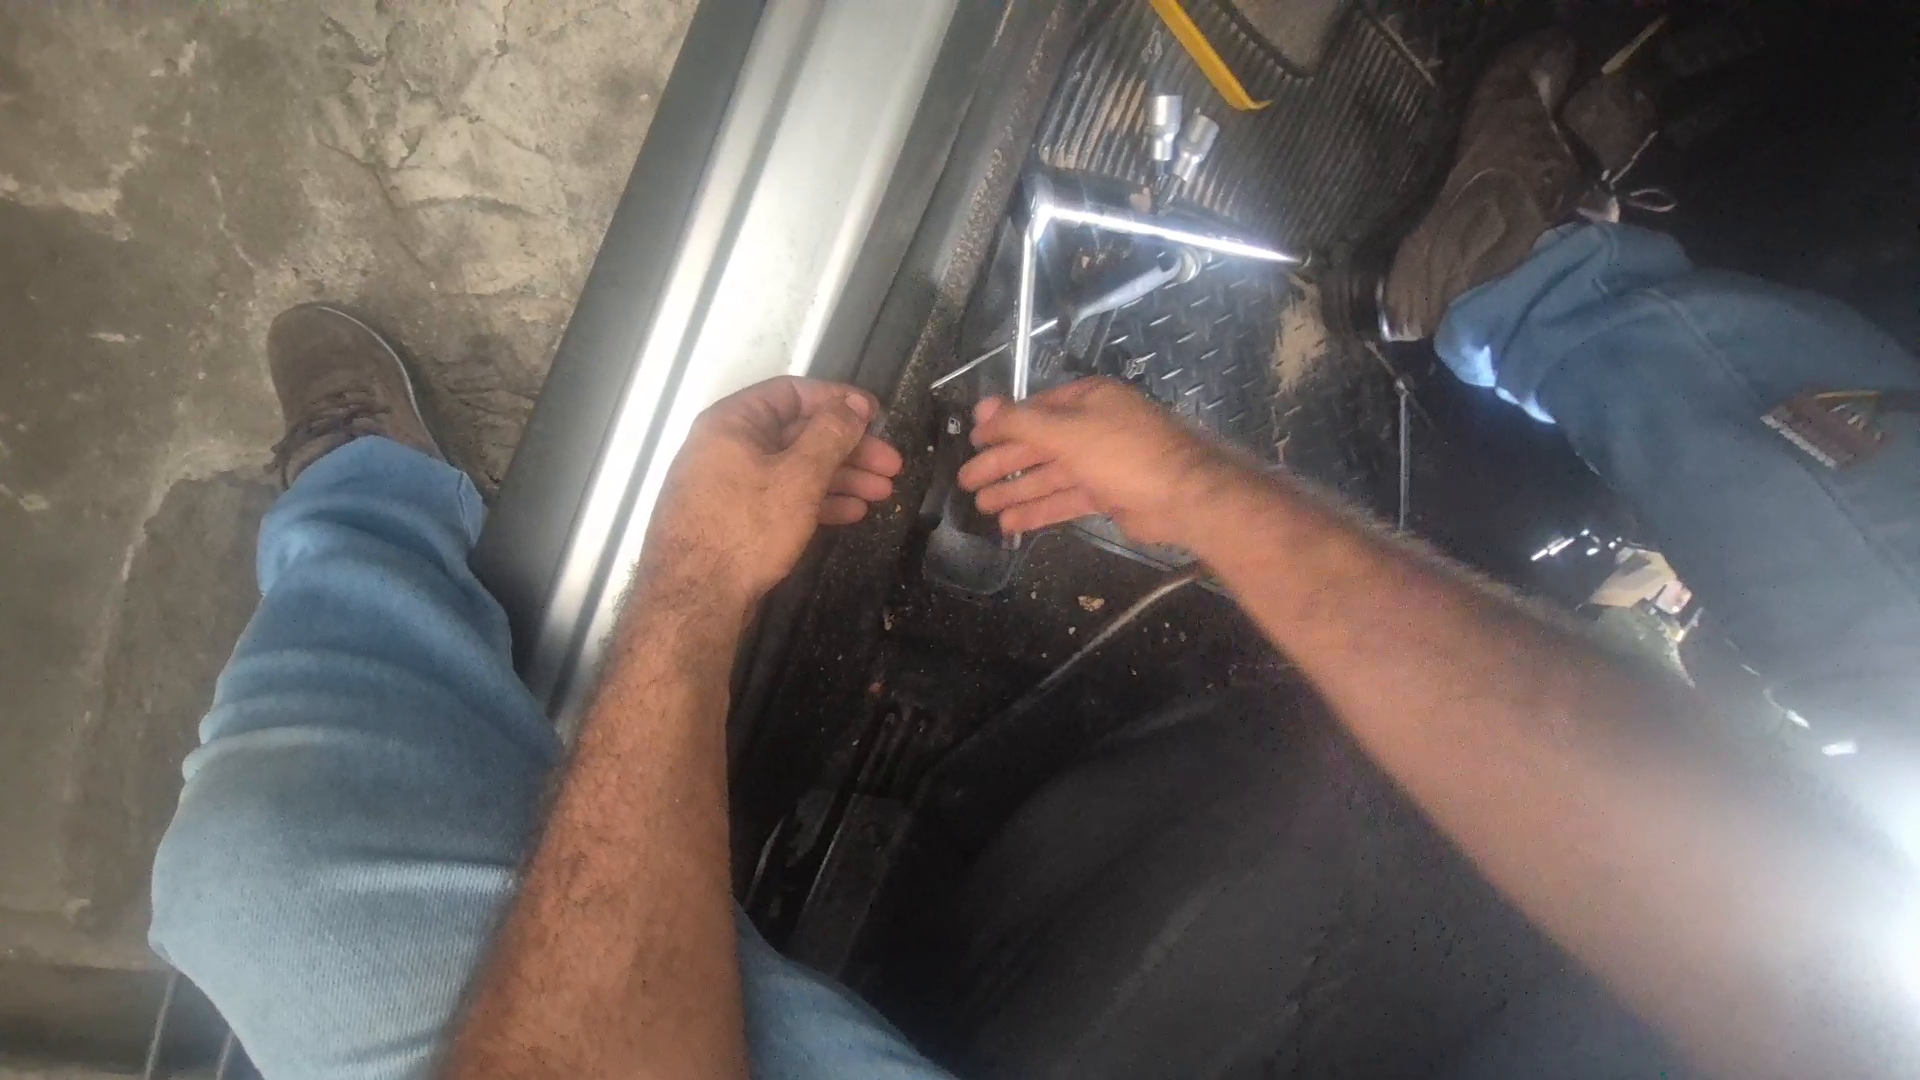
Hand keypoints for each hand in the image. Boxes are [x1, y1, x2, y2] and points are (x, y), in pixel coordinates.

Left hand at [645, 376, 903, 602]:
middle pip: (799, 434)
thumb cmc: (746, 528)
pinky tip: (852, 512)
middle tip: (892, 465)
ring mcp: (731, 486)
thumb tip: (854, 405)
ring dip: (842, 478)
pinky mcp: (738, 521)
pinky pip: (784, 498)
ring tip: (882, 492)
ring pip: (796, 469)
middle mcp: (728, 447)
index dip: (838, 400)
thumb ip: (831, 435)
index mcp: (734, 422)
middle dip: (849, 448)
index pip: (792, 393)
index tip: (875, 416)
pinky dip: (819, 501)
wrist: (696, 600)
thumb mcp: (798, 476)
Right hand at [958, 377, 1250, 545]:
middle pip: (1037, 445)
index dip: (1001, 426)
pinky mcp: (1107, 495)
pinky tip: (1010, 523)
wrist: (1186, 496)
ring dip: (1015, 491)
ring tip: (980, 505)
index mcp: (1087, 400)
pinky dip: (1039, 511)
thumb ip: (1021, 422)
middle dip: (1001, 464)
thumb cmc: (1124, 453)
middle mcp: (1093, 427)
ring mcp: (1101, 463)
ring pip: (1048, 476)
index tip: (972, 442)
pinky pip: (1065, 499)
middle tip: (965, 481)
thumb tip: (981, 407)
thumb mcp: (1067, 431)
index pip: (1034, 410)